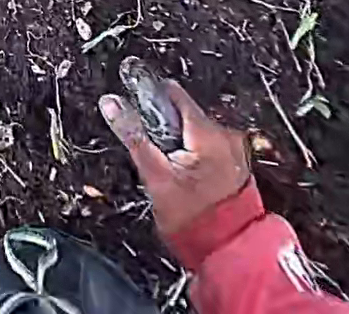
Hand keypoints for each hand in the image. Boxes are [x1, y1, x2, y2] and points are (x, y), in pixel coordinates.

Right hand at [99, 80, 251, 234]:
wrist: (227, 254)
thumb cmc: (191, 218)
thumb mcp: (155, 176)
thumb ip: (133, 135)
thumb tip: (111, 103)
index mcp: (206, 131)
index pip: (174, 94)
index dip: (153, 98)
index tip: (138, 103)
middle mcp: (225, 134)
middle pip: (185, 114)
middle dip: (167, 128)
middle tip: (156, 153)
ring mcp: (233, 150)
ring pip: (196, 132)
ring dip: (181, 143)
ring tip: (173, 171)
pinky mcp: (236, 165)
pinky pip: (209, 147)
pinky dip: (196, 155)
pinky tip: (188, 179)